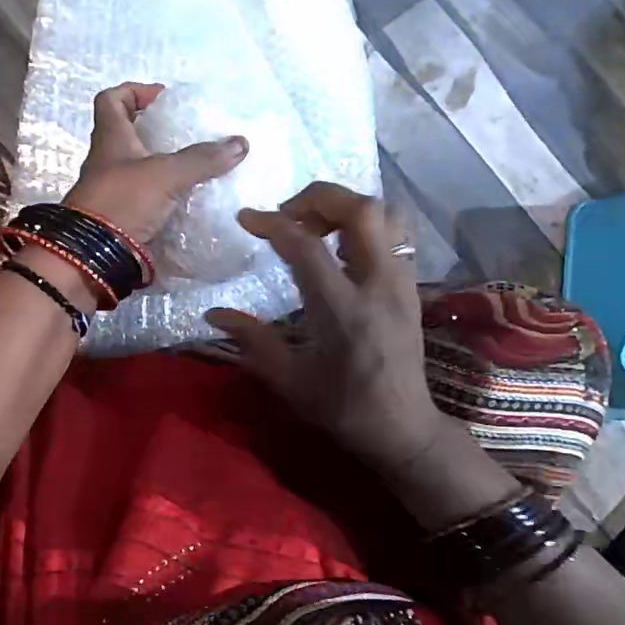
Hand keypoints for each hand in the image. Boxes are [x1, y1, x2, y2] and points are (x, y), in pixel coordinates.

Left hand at [63, 83, 248, 242]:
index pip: (112, 100)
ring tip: (193, 172)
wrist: (95, 258)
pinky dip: (163, 201)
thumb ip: (202, 159)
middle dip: (156, 134)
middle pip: (127, 137)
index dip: (135, 91)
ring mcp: (111, 194)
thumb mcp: (166, 174)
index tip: (163, 100)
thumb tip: (240, 143)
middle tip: (187, 138)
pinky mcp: (120, 220)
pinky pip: (144, 202)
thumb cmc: (123, 202)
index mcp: (110, 140)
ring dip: (162, 170)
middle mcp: (106, 163)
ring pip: (137, 171)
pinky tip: (187, 204)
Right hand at [206, 183, 519, 526]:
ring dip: (347, 207)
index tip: (246, 218)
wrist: (402, 427)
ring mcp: (401, 282)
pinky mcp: (411, 287)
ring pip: (384, 214)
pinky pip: (395, 234)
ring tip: (315, 225)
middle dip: (319, 197)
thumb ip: (252, 341)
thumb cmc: (342, 407)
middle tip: (287, 214)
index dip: (271, 223)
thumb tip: (214, 314)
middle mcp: (378, 285)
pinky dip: (366, 225)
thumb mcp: (289, 380)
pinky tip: (341, 246)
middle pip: (360, 209)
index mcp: (342, 310)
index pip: (306, 245)